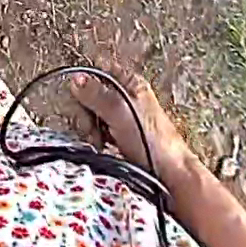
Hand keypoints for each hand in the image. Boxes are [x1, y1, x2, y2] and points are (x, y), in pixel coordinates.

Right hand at [69, 69, 193, 174]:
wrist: (169, 175)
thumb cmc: (150, 140)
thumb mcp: (120, 111)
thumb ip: (97, 94)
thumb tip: (76, 79)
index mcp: (128, 82)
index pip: (97, 71)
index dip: (86, 84)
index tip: (82, 100)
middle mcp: (124, 96)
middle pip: (90, 94)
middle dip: (86, 111)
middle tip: (92, 126)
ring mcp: (121, 117)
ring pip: (91, 114)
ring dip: (89, 128)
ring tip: (98, 141)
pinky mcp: (118, 136)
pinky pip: (96, 131)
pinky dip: (95, 139)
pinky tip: (100, 148)